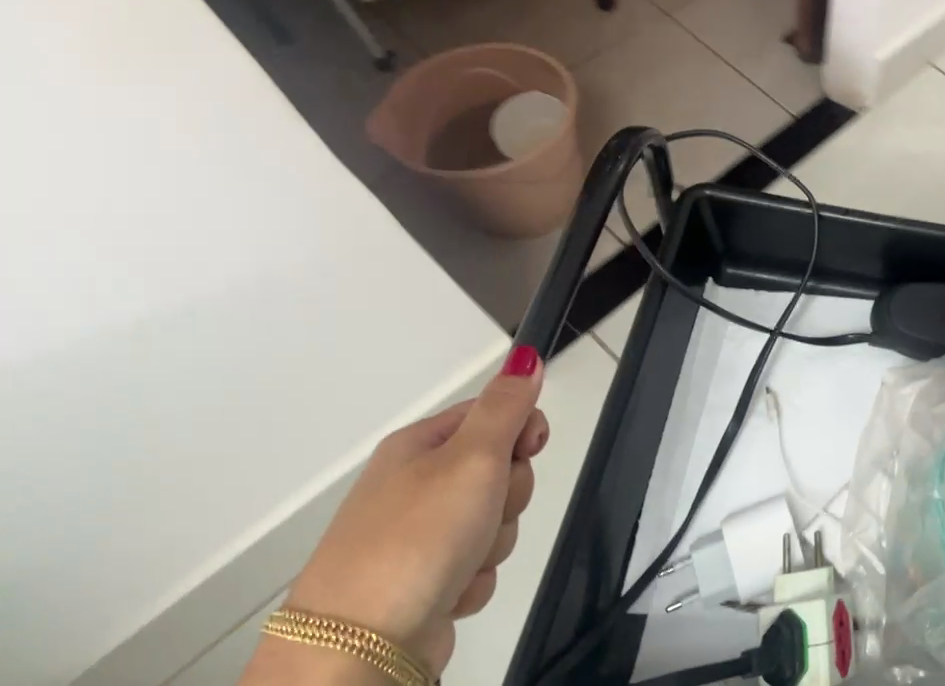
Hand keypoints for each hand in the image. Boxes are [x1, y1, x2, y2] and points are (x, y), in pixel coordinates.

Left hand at [249, 345, 549, 681]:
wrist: (356, 649)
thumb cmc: (417, 539)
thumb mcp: (472, 458)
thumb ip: (507, 406)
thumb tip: (526, 357)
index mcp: (419, 447)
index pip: (494, 415)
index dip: (521, 433)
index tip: (527, 451)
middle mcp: (415, 486)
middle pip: (501, 472)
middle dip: (508, 496)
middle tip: (484, 511)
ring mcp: (418, 537)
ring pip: (494, 522)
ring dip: (492, 543)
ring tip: (462, 561)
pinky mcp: (425, 583)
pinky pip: (477, 567)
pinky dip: (473, 580)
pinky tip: (451, 592)